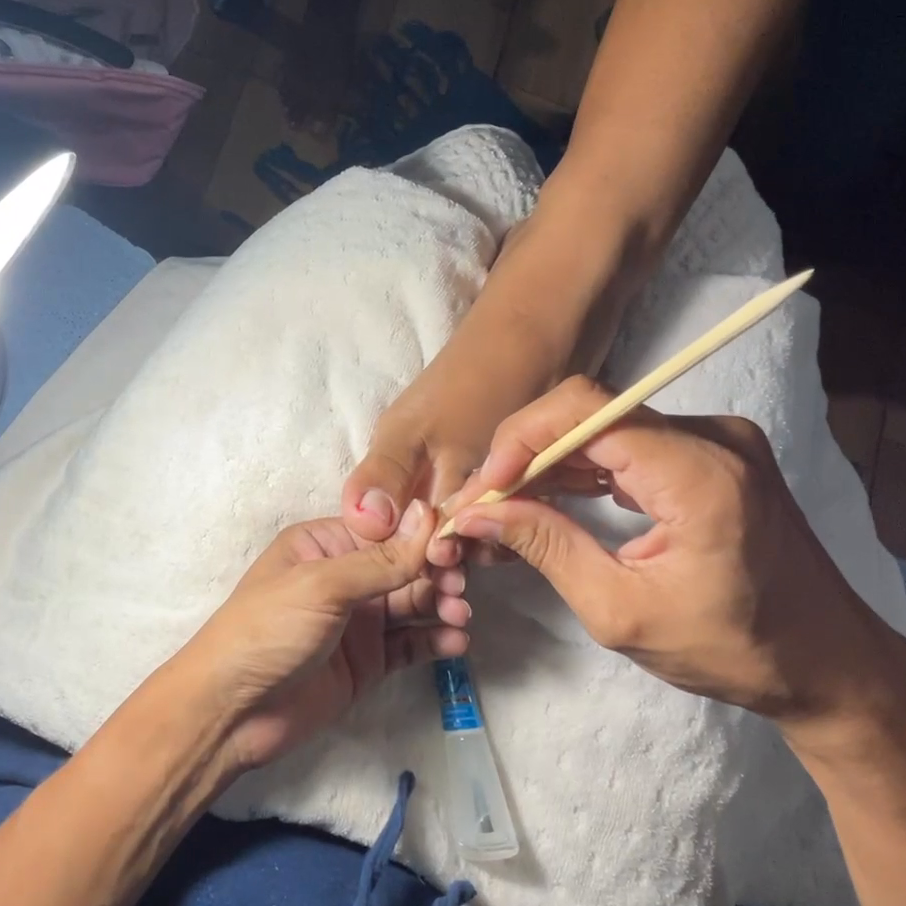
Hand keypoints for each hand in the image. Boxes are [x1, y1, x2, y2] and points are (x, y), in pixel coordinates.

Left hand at [176, 502, 470, 769]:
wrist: (232, 711)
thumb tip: (429, 512)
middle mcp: (343, 576)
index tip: (457, 547)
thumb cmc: (267, 630)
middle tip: (460, 589)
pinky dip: (433, 640)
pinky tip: (454, 642)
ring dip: (440, 607)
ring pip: (411, 604)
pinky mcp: (367, 661)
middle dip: (436, 575)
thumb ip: (382, 558)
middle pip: (404, 567)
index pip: (386, 531)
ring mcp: (356, 621)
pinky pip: (409, 644)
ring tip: (458, 617)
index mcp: (323, 544)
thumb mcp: (322, 585)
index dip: (423, 537)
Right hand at [342, 332, 561, 559]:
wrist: (548, 324)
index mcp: (393, 462)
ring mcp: (460, 467)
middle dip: (450, 557)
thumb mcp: (430, 430)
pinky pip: (499, 508)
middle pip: (424, 533)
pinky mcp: (497, 466)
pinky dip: (515, 521)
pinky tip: (536, 531)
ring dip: (485, 542)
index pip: (385, 531)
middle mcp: (420, 469)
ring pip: (464, 524)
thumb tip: (356, 522)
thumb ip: (389, 476)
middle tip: (480, 572)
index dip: (409, 560)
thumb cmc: (485, 379)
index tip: (443, 580)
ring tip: (511, 555)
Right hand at [445, 376, 902, 721]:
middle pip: (589, 412)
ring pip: (603, 425)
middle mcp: (712, 436)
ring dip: (548, 461)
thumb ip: (546, 547)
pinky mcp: (713, 453)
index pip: (586, 411)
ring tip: (505, 505)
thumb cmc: (732, 649)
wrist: (832, 665)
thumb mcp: (621, 612)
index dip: (522, 437)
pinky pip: (628, 442)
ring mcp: (717, 439)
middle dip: (525, 453)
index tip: (487, 488)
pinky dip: (582, 468)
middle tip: (484, 502)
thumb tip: (476, 512)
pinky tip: (548, 498)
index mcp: (700, 473)